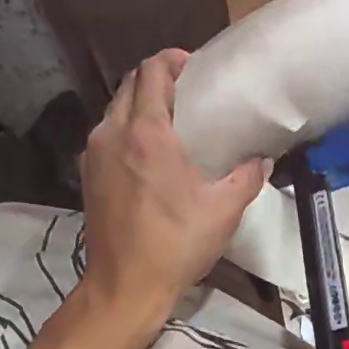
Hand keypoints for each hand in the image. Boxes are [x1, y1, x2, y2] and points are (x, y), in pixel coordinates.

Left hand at [78, 49, 264, 326]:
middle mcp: (112, 135)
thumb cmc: (174, 247)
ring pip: (113, 111)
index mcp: (145, 134)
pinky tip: (145, 155)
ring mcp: (93, 157)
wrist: (124, 287)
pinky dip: (123, 132)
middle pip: (129, 85)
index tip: (193, 69)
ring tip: (167, 123)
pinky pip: (104, 138)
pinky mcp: (86, 178)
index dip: (172, 61)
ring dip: (137, 106)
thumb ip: (247, 177)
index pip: (151, 71)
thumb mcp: (222, 212)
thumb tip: (262, 160)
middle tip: (186, 96)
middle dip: (155, 81)